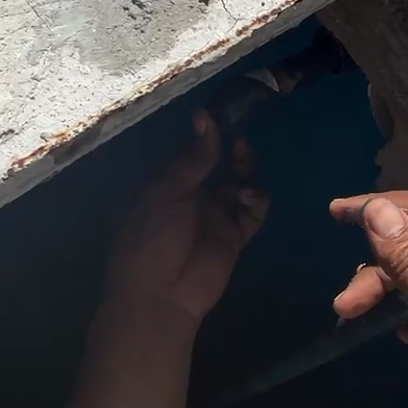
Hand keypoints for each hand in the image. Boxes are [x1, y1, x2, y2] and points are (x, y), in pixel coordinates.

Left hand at [102, 110, 269, 334]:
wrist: (161, 296)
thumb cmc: (151, 240)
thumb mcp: (165, 194)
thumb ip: (191, 160)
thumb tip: (205, 117)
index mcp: (168, 183)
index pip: (192, 151)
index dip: (207, 133)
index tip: (220, 112)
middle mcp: (193, 195)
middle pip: (220, 163)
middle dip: (231, 147)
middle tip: (240, 134)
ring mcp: (216, 216)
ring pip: (239, 182)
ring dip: (245, 168)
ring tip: (242, 160)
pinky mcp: (235, 235)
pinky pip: (253, 210)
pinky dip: (256, 198)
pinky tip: (248, 195)